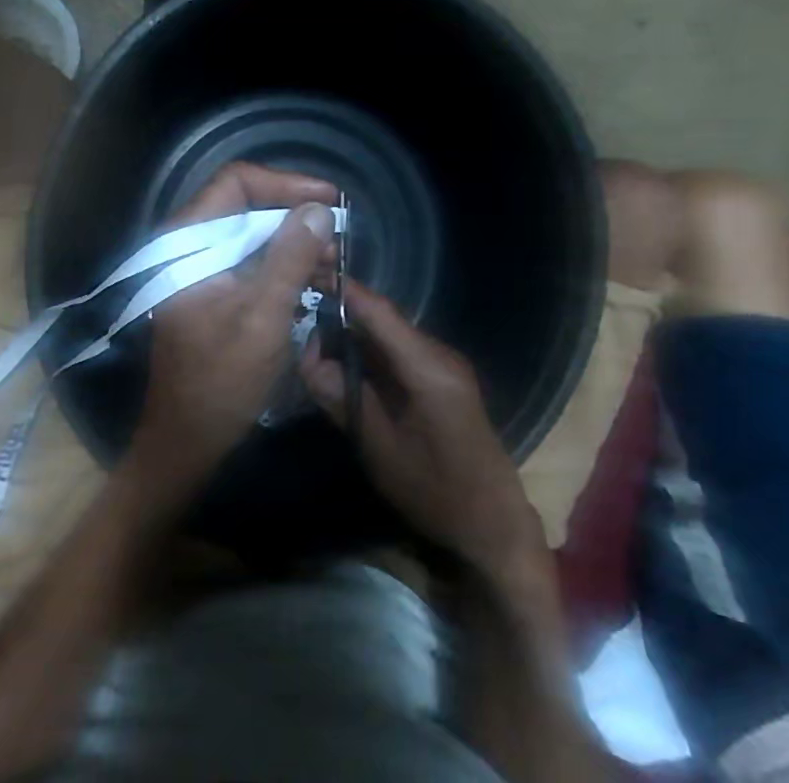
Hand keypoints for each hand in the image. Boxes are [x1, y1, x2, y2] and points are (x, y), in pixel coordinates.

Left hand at [129, 162, 338, 494]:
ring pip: (249, 237)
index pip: (235, 182)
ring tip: (333, 265)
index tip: (329, 200)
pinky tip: (313, 284)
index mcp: (186, 244)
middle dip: (294, 217)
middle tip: (338, 239)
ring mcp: (197, 272)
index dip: (284, 183)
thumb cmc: (221, 381)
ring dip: (292, 245)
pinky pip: (247, 264)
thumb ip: (289, 259)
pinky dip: (280, 268)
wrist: (186, 438)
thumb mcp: (263, 317)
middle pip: (244, 206)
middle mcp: (186, 248)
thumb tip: (318, 209)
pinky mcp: (210, 294)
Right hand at [300, 282, 549, 585]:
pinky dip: (365, 353)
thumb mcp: (378, 447)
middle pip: (381, 320)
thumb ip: (342, 397)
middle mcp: (438, 357)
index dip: (343, 288)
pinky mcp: (439, 382)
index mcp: (428, 369)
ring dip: (349, 333)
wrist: (492, 524)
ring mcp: (442, 368)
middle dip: (339, 310)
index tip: (307, 265)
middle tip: (295, 305)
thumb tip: (307, 356)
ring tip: (307, 333)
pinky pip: (395, 355)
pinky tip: (338, 360)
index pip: (379, 313)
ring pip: (386, 337)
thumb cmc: (436, 490)